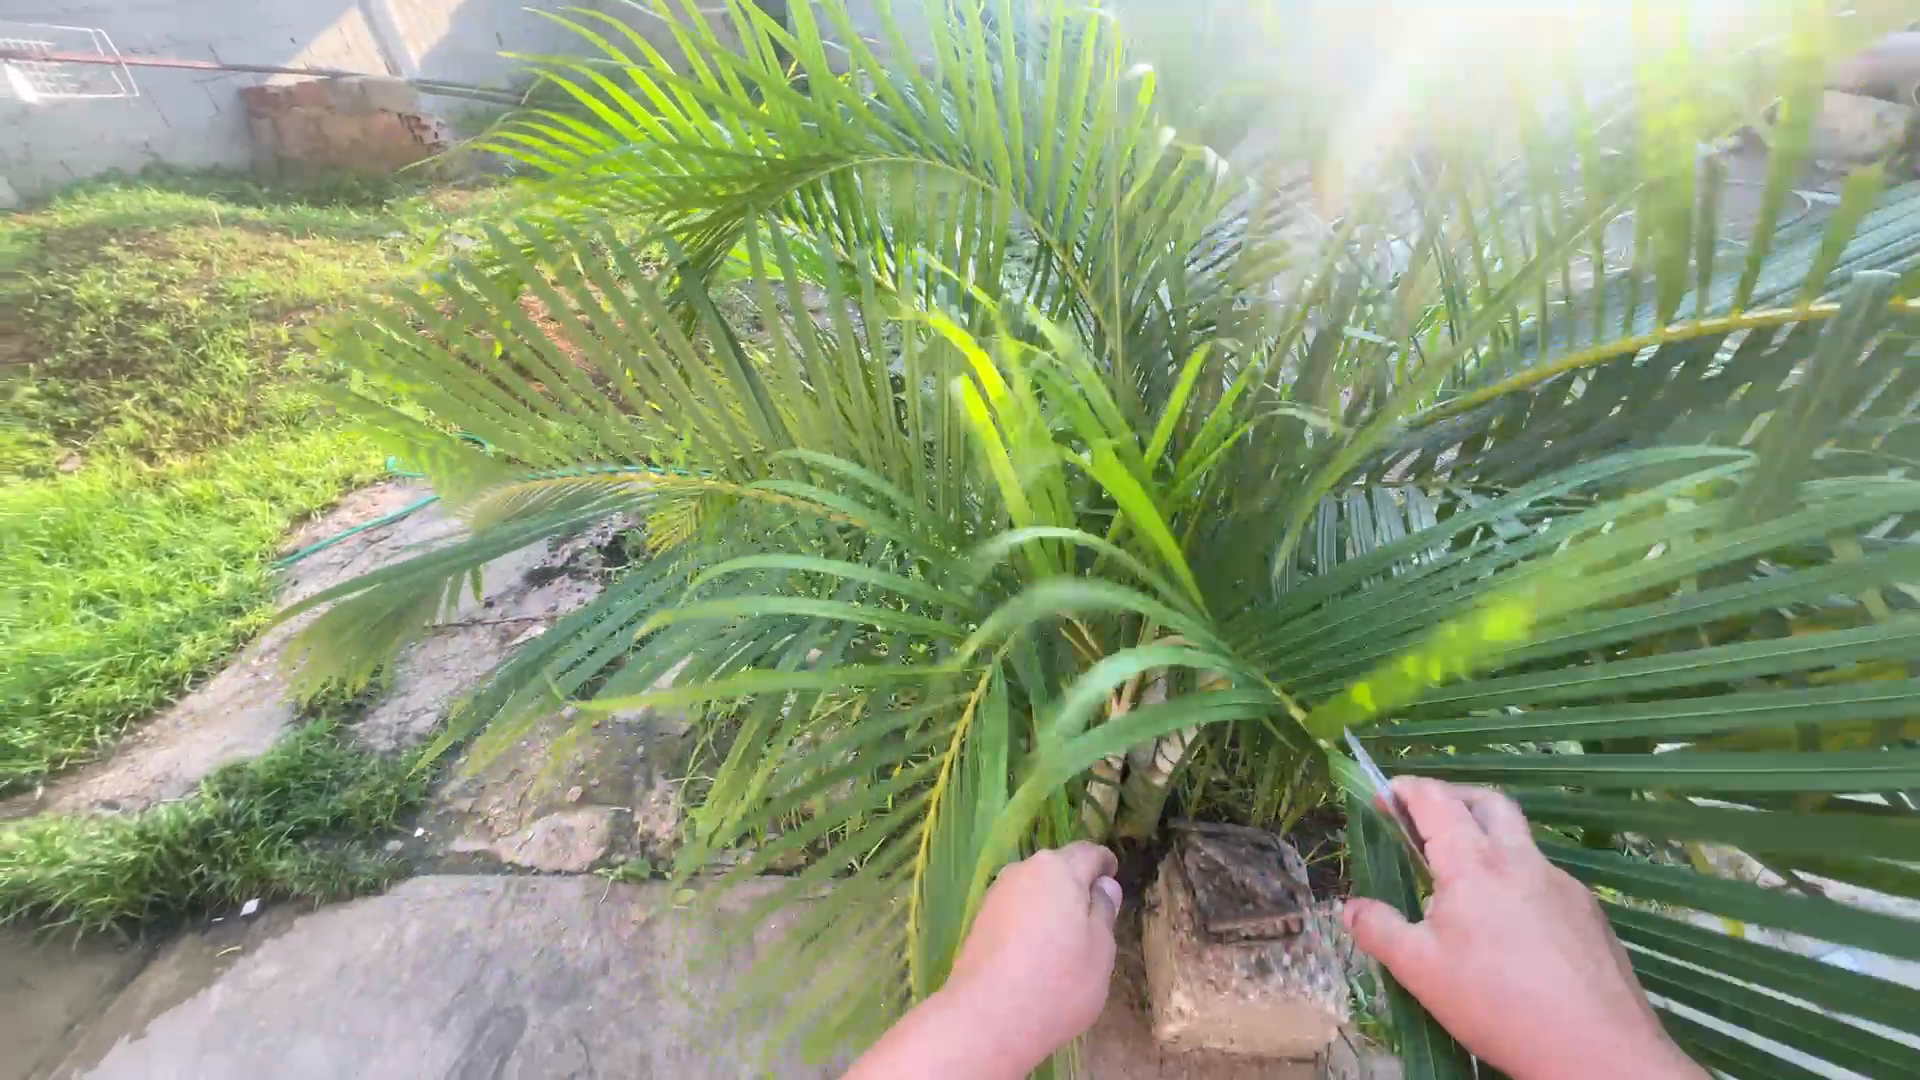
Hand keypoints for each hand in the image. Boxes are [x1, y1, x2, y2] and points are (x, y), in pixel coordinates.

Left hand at [944, 841, 1123, 1067]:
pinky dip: (1030, 920)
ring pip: (1035, 888)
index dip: (1104, 864)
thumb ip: (1104, 910)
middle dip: (1076, 884)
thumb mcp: (1100, 949)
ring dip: (1051, 903)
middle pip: (1058, 868)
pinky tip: (1035, 950)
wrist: (988, 1015)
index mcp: (1058, 868)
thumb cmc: (1057, 980)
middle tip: (1093, 914)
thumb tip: (1104, 885)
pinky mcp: (982, 917)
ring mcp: (998, 892)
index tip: (1113, 875)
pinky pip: (1016, 908)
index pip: (1088, 853)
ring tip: (1064, 937)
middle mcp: (1025, 869)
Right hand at [1343, 777, 1706, 1079]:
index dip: (1404, 789)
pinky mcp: (1592, 917)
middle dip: (1451, 797)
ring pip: (1520, 841)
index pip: (1434, 798)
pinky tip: (1510, 927)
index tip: (1382, 799)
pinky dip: (1516, 880)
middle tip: (1425, 820)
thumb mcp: (1419, 969)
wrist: (1606, 1060)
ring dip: (1486, 840)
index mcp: (1473, 863)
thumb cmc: (1500, 1004)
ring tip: (1464, 882)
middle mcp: (1520, 861)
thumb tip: (1350, 908)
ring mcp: (1563, 887)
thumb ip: (1378, 930)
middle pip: (1487, 802)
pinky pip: (1544, 879)